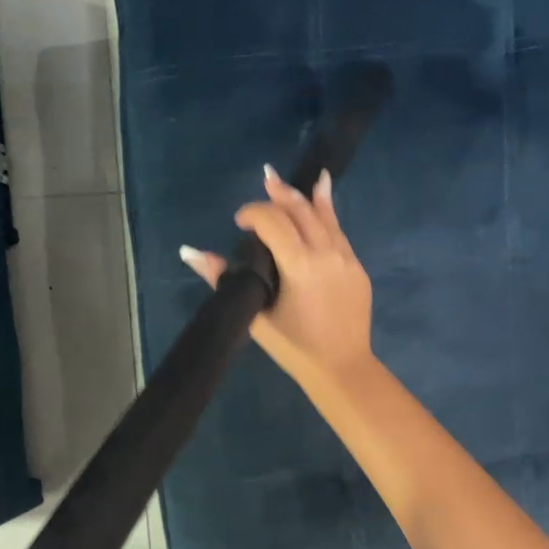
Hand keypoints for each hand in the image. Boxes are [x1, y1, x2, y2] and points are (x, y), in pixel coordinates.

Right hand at [179, 165, 375, 386]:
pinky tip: (322, 199)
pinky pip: (339, 234)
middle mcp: (327, 253)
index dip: (253, 213)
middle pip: (301, 210)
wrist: (343, 368)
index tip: (240, 222)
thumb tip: (189, 253)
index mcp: (301, 264)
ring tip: (296, 180)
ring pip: (325, 217)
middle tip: (266, 179)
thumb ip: (224, 280)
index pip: (273, 221)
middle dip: (281, 194)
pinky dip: (327, 216)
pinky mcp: (358, 269)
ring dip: (306, 198)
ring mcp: (347, 260)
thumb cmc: (296, 348)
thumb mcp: (257, 317)